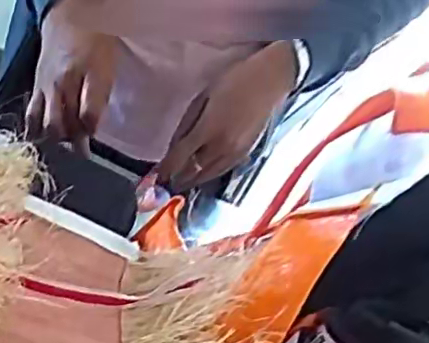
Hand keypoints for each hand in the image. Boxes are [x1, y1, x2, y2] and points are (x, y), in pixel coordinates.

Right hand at [24, 0, 117, 152]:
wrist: (66, 19)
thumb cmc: (93, 39)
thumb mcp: (108, 60)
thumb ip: (101, 94)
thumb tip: (92, 126)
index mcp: (91, 71)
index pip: (89, 112)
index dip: (90, 130)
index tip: (91, 142)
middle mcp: (66, 82)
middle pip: (67, 123)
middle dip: (72, 140)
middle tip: (77, 152)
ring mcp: (47, 88)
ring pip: (49, 124)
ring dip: (55, 140)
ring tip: (61, 148)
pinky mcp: (34, 92)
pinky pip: (31, 118)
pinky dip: (34, 133)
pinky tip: (39, 141)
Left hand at [155, 40, 297, 192]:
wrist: (277, 74)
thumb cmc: (234, 82)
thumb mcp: (200, 101)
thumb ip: (182, 130)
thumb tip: (168, 155)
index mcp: (206, 130)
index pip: (175, 162)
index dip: (161, 174)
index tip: (151, 180)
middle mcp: (220, 146)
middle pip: (188, 175)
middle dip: (173, 180)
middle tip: (164, 182)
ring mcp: (234, 152)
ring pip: (203, 178)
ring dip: (188, 181)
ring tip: (179, 179)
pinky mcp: (246, 153)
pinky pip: (219, 172)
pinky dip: (205, 175)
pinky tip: (199, 171)